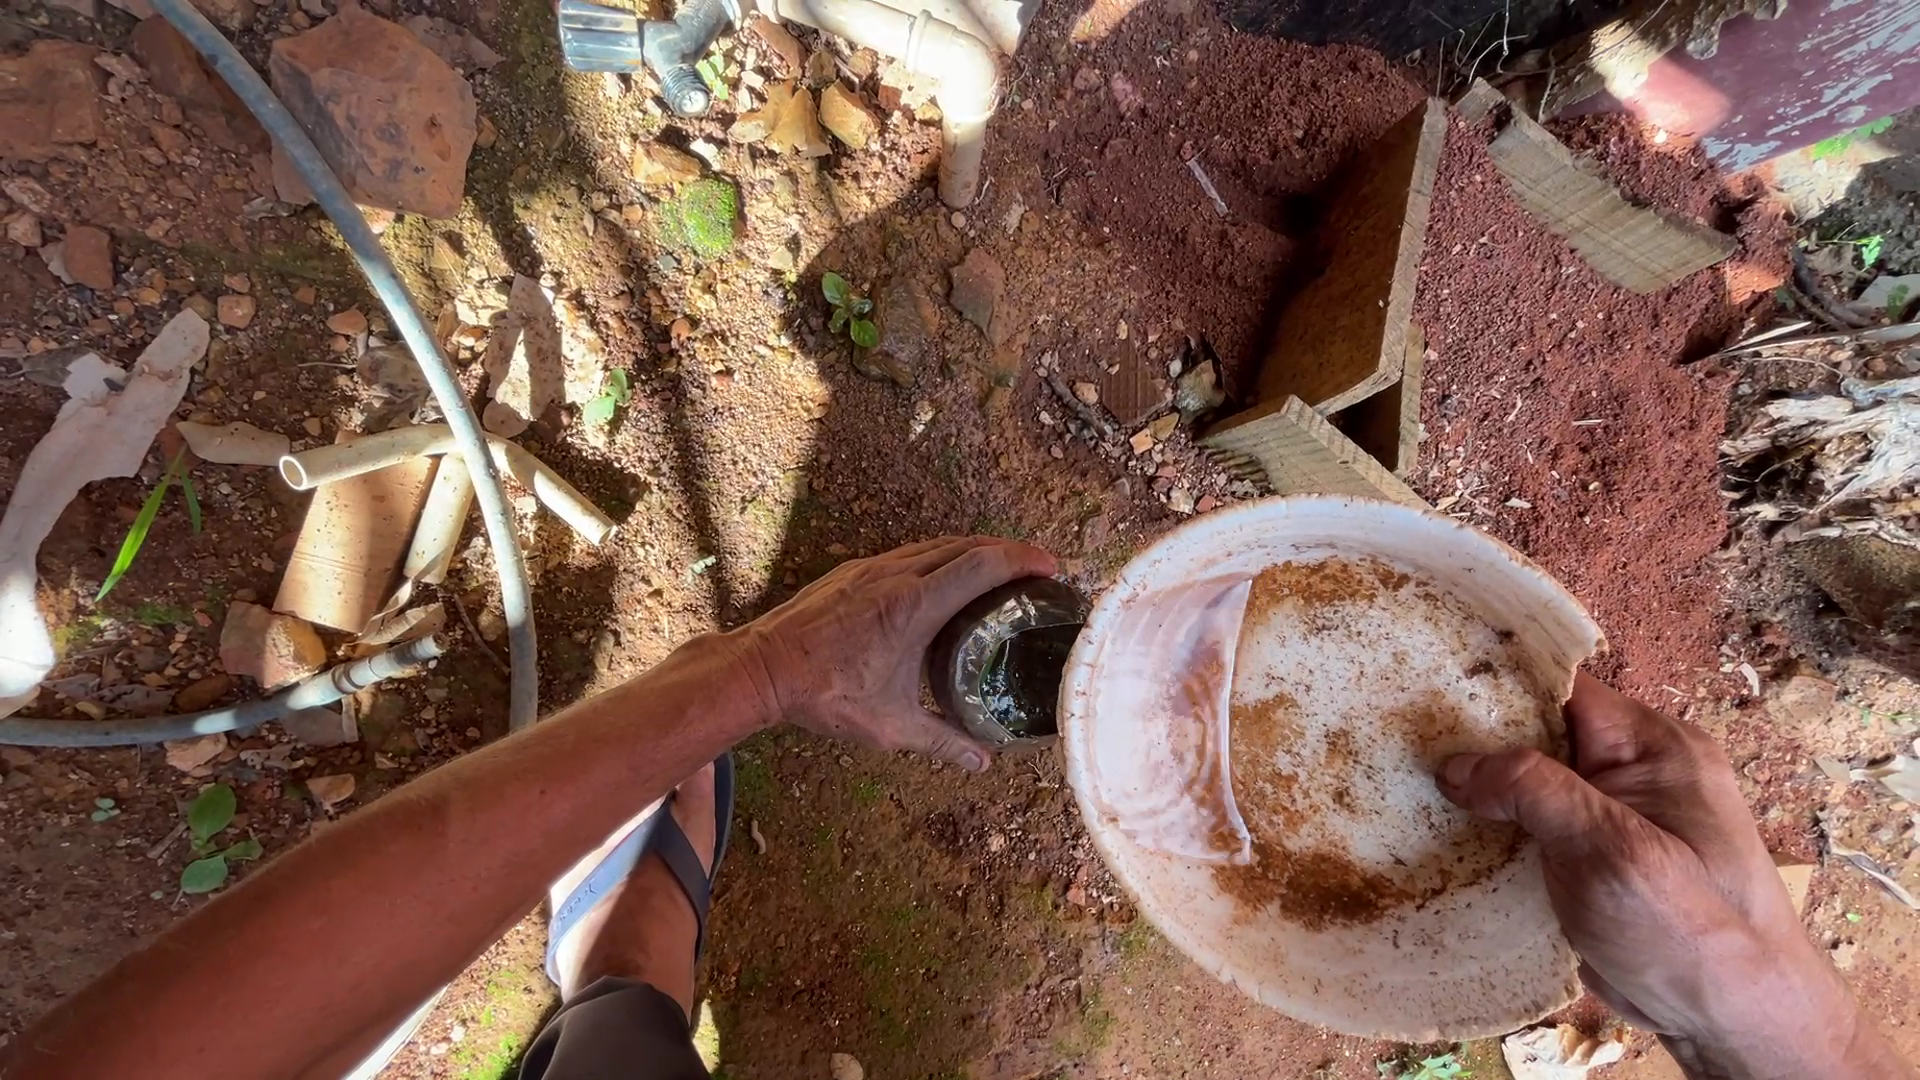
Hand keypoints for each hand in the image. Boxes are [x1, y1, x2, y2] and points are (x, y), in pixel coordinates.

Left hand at [733, 536, 1056, 771]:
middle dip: (1006, 550)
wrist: (761, 667)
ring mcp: (872, 567)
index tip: (1049, 566)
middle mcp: (897, 575)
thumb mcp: (890, 726)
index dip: (1020, 559)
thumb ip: (943, 742)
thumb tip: (984, 763)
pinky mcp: (854, 569)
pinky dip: (941, 555)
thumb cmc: (826, 695)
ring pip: (936, 544)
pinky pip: (910, 552)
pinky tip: (944, 578)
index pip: (980, 565)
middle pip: (965, 545)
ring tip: (998, 569)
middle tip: (1034, 568)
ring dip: (973, 549)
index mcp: (914, 605)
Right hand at [1437, 674, 1907, 1079]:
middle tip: (1405, 734)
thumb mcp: (1613, 851)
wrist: (1736, 1030)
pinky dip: (1484, 812)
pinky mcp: (1585, 844)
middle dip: (1469, 730)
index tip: (1423, 682)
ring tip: (1409, 774)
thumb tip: (1452, 766)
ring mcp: (1608, 806)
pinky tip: (1443, 819)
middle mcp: (1632, 764)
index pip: (1558, 685)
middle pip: (1531, 722)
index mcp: (1653, 745)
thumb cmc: (1693, 936)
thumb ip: (1533, 789)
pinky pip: (1523, 809)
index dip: (1491, 679)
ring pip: (1520, 768)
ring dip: (1472, 777)